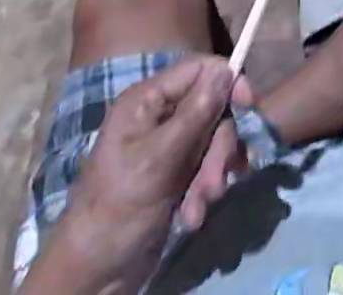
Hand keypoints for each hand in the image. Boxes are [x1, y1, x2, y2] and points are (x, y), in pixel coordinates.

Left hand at [44, 57, 242, 291]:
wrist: (95, 273)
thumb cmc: (118, 209)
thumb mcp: (158, 159)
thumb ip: (195, 113)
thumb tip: (227, 69)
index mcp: (147, 101)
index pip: (201, 68)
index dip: (229, 80)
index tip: (248, 106)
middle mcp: (161, 115)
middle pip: (214, 106)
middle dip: (220, 146)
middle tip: (216, 178)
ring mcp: (171, 142)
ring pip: (216, 136)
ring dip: (215, 171)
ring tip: (202, 203)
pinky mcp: (179, 168)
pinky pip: (211, 160)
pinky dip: (210, 183)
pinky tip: (198, 209)